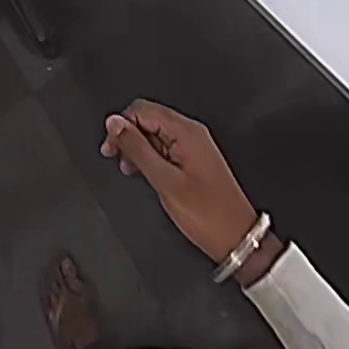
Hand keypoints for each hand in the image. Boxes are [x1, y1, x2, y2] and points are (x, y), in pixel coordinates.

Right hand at [101, 100, 282, 283]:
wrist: (237, 238)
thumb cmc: (207, 214)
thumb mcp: (165, 180)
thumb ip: (137, 148)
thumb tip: (115, 123)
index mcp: (185, 131)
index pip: (142, 110)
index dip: (122, 126)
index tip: (111, 147)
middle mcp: (190, 132)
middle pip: (148, 118)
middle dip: (128, 137)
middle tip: (117, 159)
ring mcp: (193, 145)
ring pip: (154, 134)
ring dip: (137, 149)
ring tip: (131, 170)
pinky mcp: (193, 159)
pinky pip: (164, 147)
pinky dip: (150, 157)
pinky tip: (145, 174)